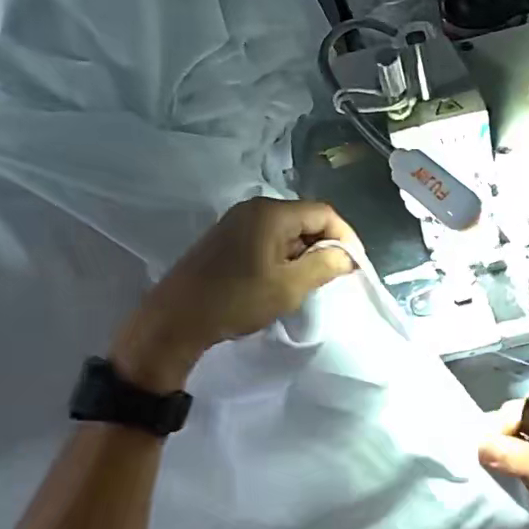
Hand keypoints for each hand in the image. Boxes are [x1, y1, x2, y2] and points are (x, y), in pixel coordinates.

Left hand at [111, 198, 358, 392]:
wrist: (174, 320)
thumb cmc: (235, 300)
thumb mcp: (288, 287)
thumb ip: (324, 266)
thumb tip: (347, 256)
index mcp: (271, 213)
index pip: (323, 213)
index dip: (345, 236)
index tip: (355, 265)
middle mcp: (254, 208)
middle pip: (304, 218)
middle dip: (324, 244)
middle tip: (335, 275)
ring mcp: (236, 221)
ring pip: (286, 229)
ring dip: (303, 252)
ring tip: (310, 281)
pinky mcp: (226, 238)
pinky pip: (266, 237)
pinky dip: (283, 254)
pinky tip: (283, 280)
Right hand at [478, 394, 528, 528]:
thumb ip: (525, 461)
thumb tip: (481, 445)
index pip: (526, 406)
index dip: (503, 427)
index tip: (489, 458)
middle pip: (521, 417)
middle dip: (502, 439)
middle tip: (490, 469)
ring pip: (522, 436)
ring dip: (506, 454)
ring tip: (496, 476)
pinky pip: (528, 453)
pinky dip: (515, 465)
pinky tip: (508, 481)